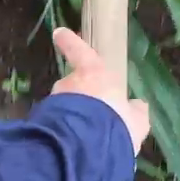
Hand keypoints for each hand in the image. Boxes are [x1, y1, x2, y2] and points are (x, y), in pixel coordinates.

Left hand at [49, 27, 149, 154]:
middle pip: (72, 85)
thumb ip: (136, 112)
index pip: (79, 51)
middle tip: (92, 115)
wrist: (84, 148)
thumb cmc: (115, 124)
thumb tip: (137, 106)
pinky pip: (56, 124)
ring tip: (86, 137)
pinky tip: (75, 147)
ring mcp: (53, 102)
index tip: (59, 32)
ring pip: (63, 107)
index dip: (70, 42)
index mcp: (93, 74)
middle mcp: (69, 84)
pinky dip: (64, 132)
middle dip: (79, 98)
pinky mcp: (43, 122)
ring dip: (72, 117)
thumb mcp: (136, 121)